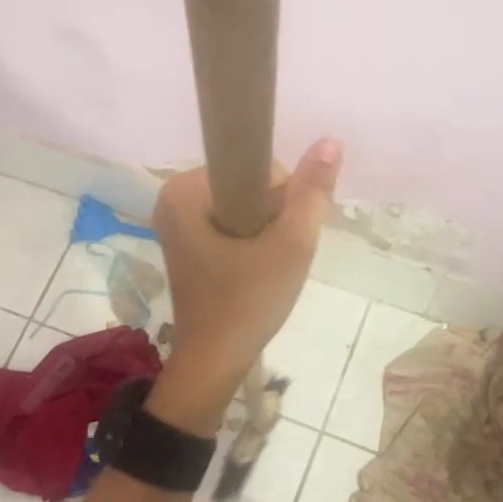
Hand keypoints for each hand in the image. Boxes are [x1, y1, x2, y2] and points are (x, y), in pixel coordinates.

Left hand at [146, 138, 343, 432]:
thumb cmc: (248, 303)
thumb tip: (331, 140)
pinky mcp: (185, 246)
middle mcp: (171, 199)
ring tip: (260, 268)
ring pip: (243, 206)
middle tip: (268, 259)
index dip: (280, 199)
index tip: (276, 238)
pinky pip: (230, 224)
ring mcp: (175, 224)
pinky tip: (251, 272)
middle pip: (248, 186)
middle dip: (270, 218)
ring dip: (263, 233)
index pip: (255, 168)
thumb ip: (311, 192)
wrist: (214, 361)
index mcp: (183, 189)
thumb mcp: (291, 245)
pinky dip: (248, 243)